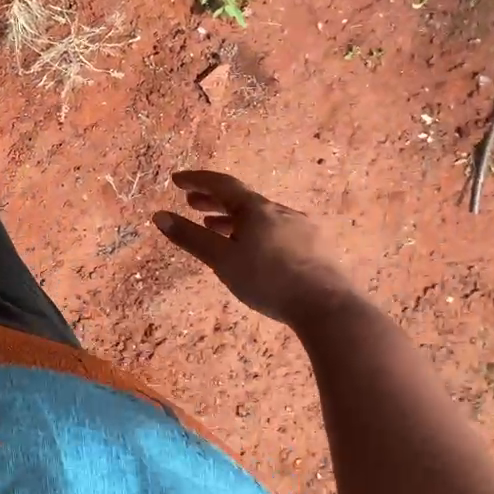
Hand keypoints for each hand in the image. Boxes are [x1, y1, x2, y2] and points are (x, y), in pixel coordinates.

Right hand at [153, 170, 362, 327]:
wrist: (334, 312)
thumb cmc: (269, 280)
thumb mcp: (221, 259)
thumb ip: (189, 237)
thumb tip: (159, 216)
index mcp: (257, 209)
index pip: (222, 184)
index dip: (197, 180)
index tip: (177, 181)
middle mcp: (281, 213)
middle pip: (243, 199)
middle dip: (214, 200)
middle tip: (192, 204)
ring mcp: (304, 231)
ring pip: (262, 217)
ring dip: (235, 218)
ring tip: (217, 229)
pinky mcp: (318, 251)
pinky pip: (278, 231)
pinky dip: (256, 232)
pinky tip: (253, 250)